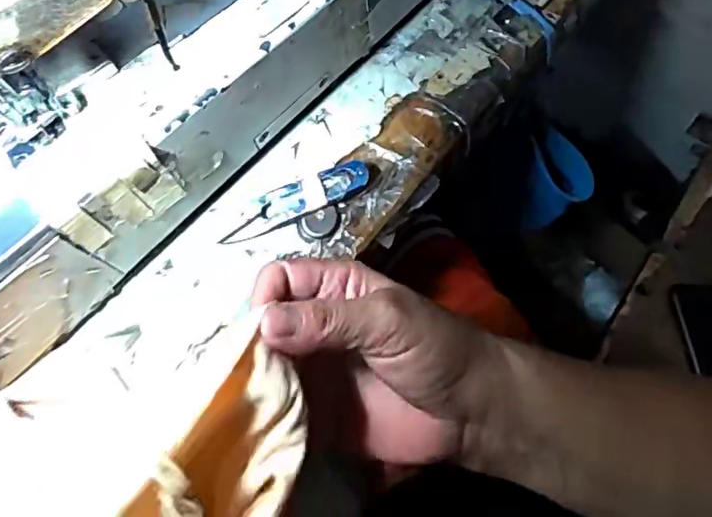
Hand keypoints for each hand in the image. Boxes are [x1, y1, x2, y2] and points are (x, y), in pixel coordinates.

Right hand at [251, 259, 499, 467]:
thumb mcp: (387, 319)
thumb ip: (331, 319)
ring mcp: (317, 372)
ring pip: (266, 371)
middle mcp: (317, 326)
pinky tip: (258, 433)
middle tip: (242, 376)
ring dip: (252, 387)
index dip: (265, 298)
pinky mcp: (319, 416)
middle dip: (248, 347)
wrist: (469, 409)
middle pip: (265, 327)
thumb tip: (265, 321)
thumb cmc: (435, 345)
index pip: (281, 279)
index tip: (260, 331)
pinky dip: (265, 422)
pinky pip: (281, 415)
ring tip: (243, 408)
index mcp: (335, 289)